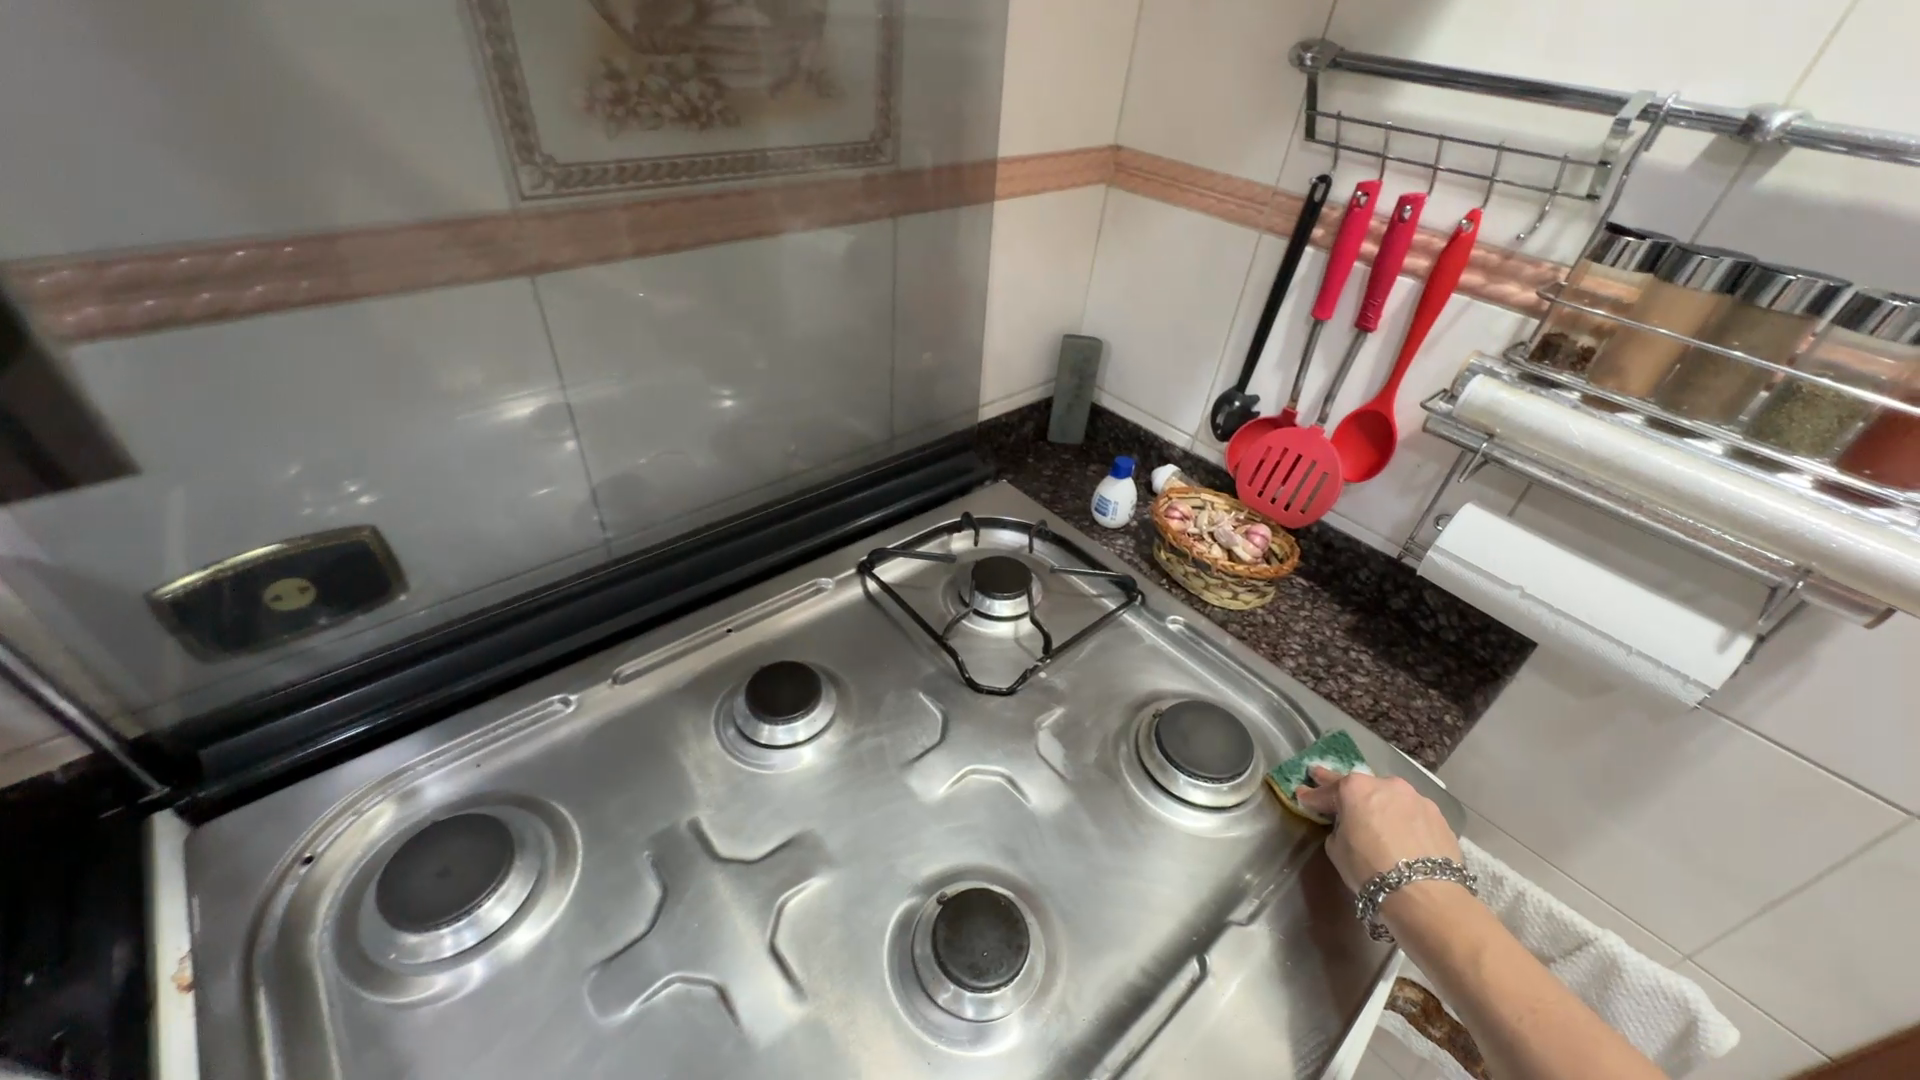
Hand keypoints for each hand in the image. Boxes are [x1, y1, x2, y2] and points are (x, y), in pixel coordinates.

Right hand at [1294, 766, 1463, 893]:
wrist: (1427, 896)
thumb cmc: (1371, 870)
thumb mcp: (1336, 849)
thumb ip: (1338, 828)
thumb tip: (1347, 826)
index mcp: (1354, 788)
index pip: (1325, 791)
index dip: (1311, 796)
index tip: (1302, 795)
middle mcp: (1386, 784)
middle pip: (1359, 785)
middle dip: (1342, 788)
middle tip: (1321, 778)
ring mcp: (1416, 798)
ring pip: (1389, 797)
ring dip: (1378, 804)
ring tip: (1373, 817)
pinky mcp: (1439, 817)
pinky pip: (1412, 813)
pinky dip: (1403, 819)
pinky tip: (1402, 834)